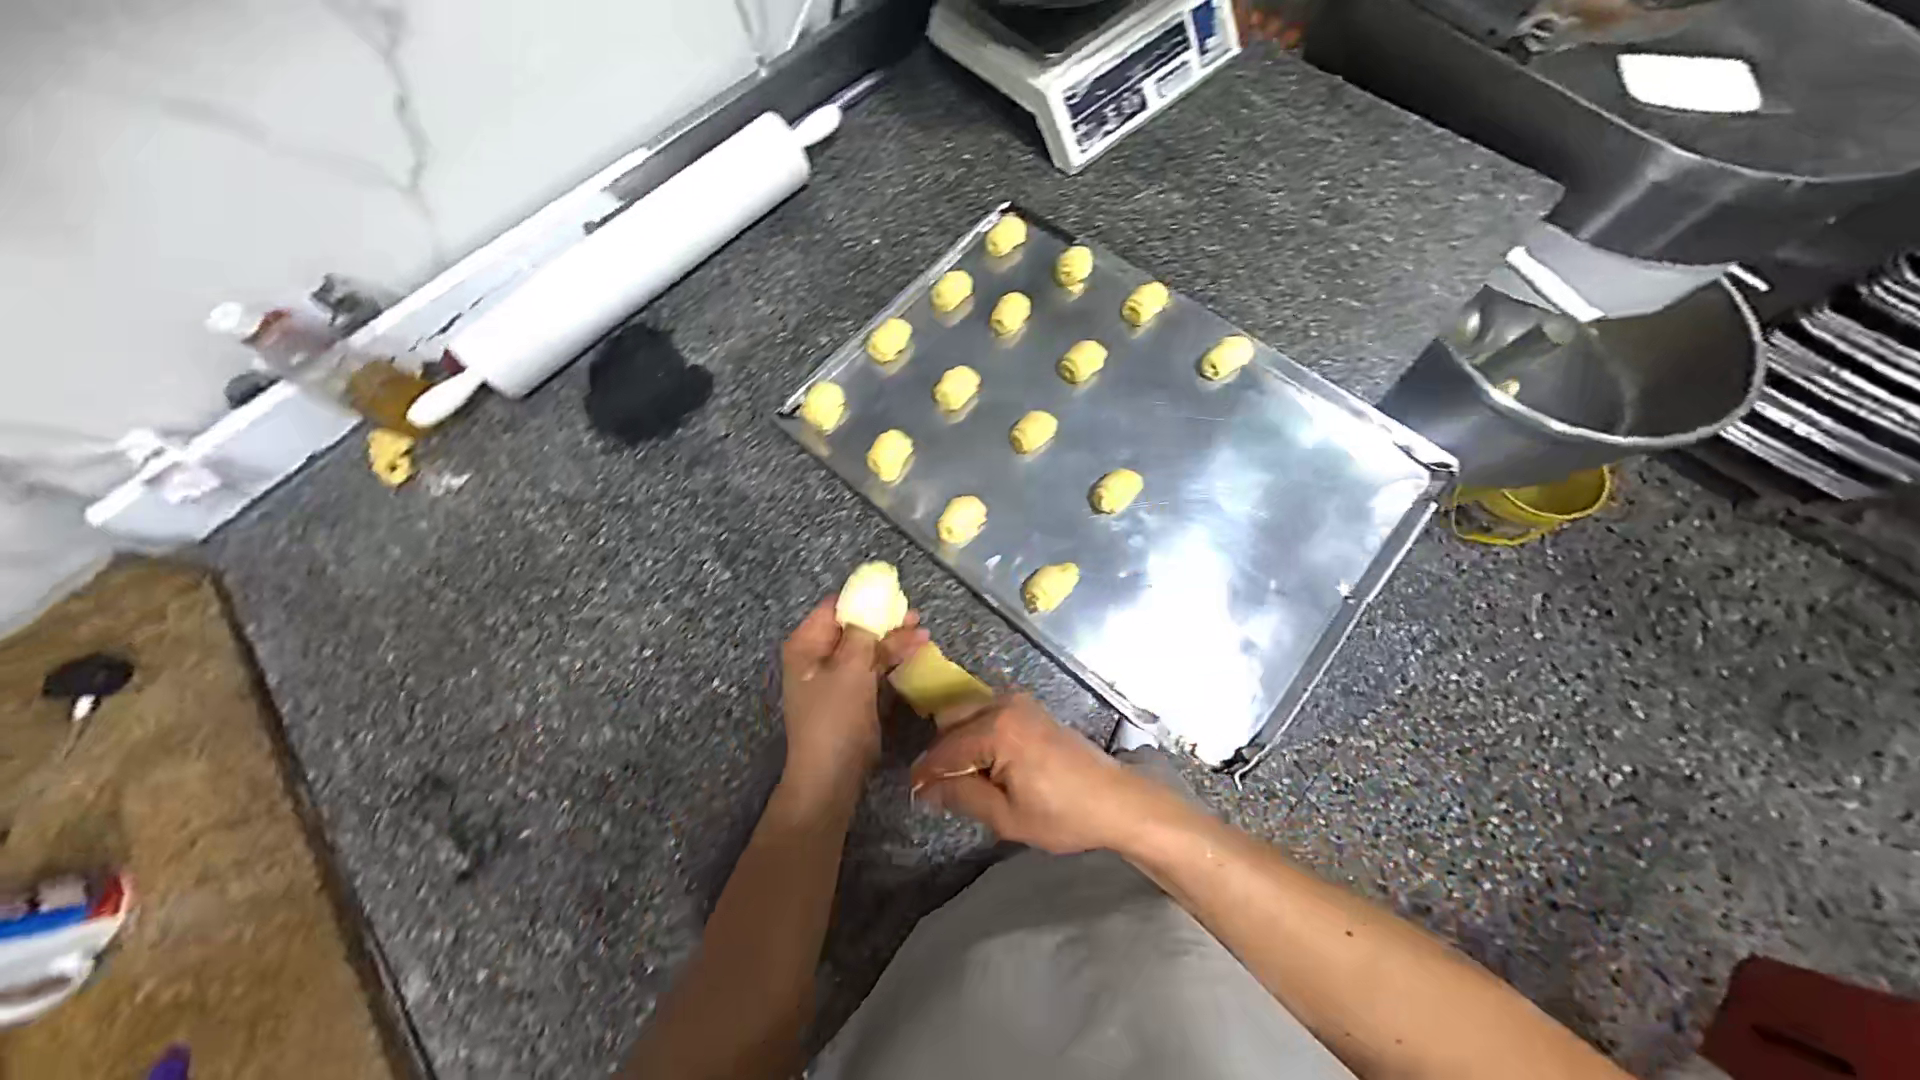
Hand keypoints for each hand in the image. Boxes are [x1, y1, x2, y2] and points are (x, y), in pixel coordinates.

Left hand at [779, 596, 927, 804]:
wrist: (831, 774)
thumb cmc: (834, 716)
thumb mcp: (849, 668)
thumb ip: (862, 631)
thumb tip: (873, 601)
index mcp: (807, 645)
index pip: (834, 607)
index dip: (862, 598)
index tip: (893, 592)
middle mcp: (818, 656)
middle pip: (853, 626)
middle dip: (884, 619)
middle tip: (914, 614)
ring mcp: (837, 676)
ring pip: (867, 646)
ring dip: (893, 638)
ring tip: (922, 630)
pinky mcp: (854, 694)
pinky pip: (874, 667)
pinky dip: (892, 658)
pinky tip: (917, 650)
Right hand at [909, 695, 1180, 853]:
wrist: (1117, 800)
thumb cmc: (1063, 814)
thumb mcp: (1007, 816)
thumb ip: (962, 796)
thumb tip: (926, 790)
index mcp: (997, 729)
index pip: (945, 749)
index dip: (926, 773)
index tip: (913, 792)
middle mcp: (1005, 705)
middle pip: (952, 721)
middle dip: (940, 753)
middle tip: (937, 788)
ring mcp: (1020, 702)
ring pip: (970, 714)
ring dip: (959, 742)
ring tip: (962, 779)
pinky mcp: (1031, 708)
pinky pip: (989, 713)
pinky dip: (978, 733)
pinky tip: (984, 763)